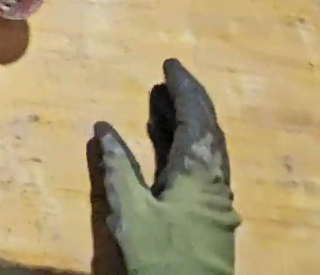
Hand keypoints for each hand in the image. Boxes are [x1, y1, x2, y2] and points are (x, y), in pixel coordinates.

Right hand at [92, 59, 239, 274]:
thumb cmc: (161, 256)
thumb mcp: (130, 210)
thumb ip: (117, 166)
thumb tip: (104, 127)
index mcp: (199, 173)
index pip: (196, 118)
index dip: (184, 89)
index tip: (169, 65)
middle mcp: (214, 181)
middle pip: (208, 129)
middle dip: (189, 99)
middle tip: (167, 76)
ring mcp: (215, 199)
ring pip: (205, 146)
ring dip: (186, 119)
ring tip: (160, 98)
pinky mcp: (208, 213)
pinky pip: (199, 162)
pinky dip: (183, 140)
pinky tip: (163, 138)